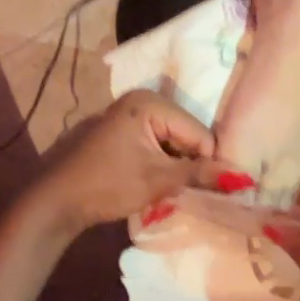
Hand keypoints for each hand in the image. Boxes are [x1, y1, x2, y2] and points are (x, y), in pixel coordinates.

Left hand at [24, 91, 234, 236]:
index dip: (209, 162)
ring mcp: (131, 114)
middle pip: (187, 133)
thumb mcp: (158, 180)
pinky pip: (157, 144)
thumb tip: (243, 177)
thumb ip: (200, 175)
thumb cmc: (107, 185)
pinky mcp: (123, 131)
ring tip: (175, 189)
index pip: (199, 132)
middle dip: (193, 162)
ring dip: (178, 165)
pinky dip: (163, 163)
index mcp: (150, 102)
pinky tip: (159, 183)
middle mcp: (142, 99)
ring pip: (174, 141)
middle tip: (193, 191)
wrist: (56, 200)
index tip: (213, 189)